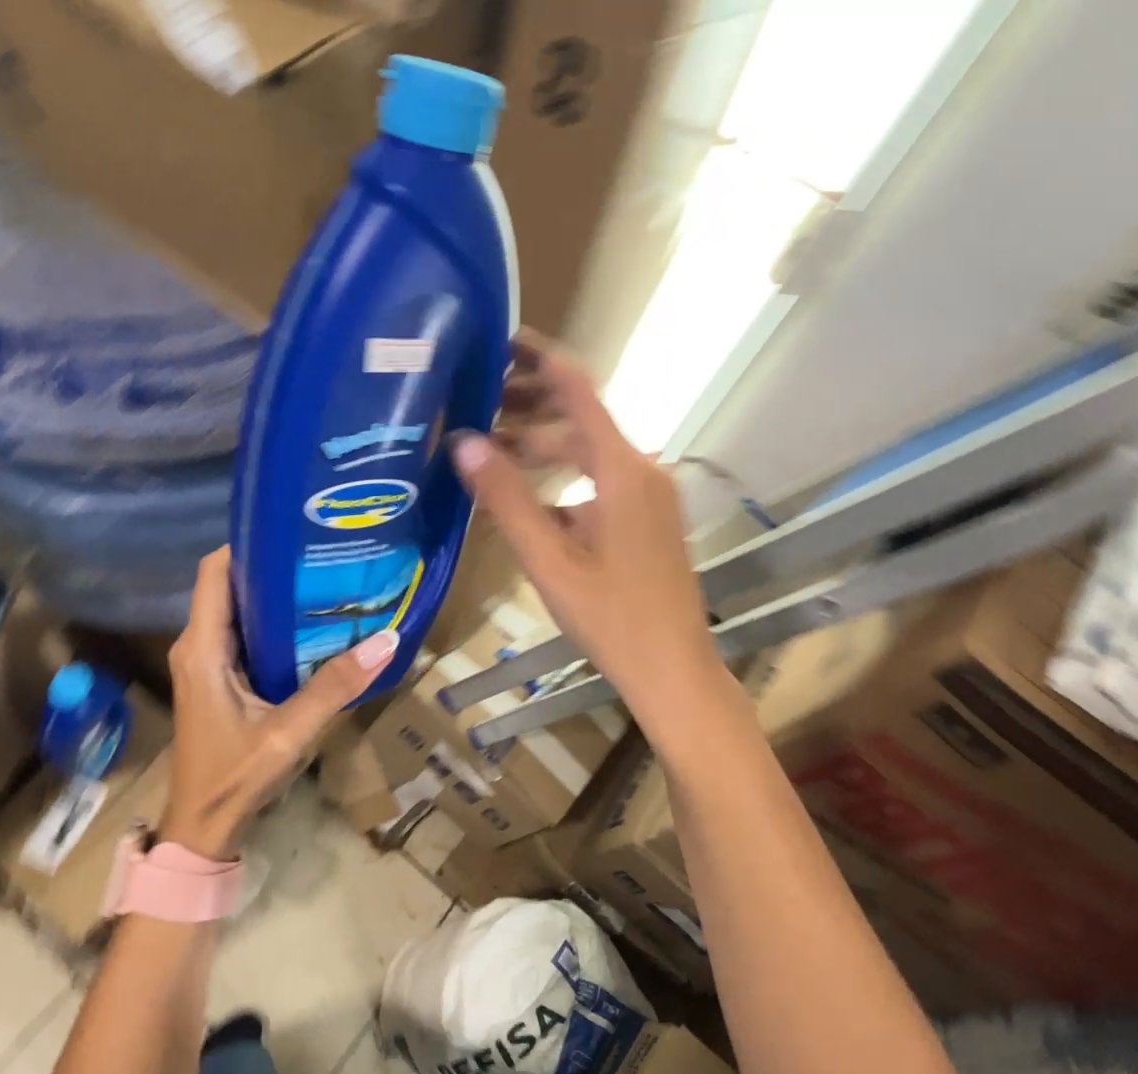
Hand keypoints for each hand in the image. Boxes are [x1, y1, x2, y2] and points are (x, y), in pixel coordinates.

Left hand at [159, 548, 398, 860]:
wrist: (203, 826)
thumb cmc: (235, 777)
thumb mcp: (289, 732)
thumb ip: (335, 687)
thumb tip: (387, 639)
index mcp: (203, 648)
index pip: (215, 572)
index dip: (247, 543)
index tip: (294, 528)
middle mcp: (197, 645)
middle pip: (228, 585)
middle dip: (271, 565)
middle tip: (323, 551)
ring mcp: (204, 663)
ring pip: (236, 610)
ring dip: (273, 594)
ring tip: (324, 578)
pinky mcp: (216, 678)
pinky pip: (242, 634)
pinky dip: (272, 623)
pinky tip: (311, 624)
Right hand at [450, 330, 722, 715]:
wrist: (673, 669)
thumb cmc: (610, 617)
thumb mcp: (548, 558)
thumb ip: (506, 497)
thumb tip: (464, 442)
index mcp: (622, 469)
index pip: (579, 389)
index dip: (540, 358)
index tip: (502, 339)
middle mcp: (642, 469)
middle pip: (581, 418)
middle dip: (530, 405)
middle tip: (477, 401)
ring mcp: (650, 495)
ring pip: (590, 451)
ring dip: (543, 445)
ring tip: (491, 449)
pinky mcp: (649, 518)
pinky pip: (600, 479)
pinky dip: (563, 477)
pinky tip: (527, 498)